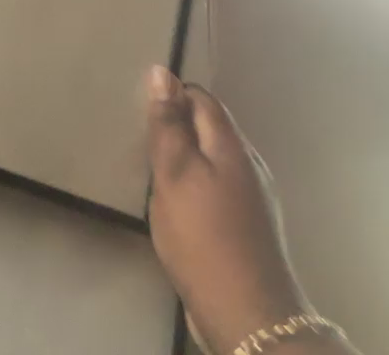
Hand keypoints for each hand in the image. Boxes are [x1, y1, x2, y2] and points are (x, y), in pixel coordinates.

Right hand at [145, 65, 310, 354]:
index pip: (202, 99)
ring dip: (184, 155)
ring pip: (213, 158)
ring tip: (149, 164)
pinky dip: (193, 182)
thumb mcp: (175, 173)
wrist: (247, 314)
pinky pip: (216, 185)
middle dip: (177, 123)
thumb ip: (168, 125)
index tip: (137, 102)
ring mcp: (252, 198)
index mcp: (232, 146)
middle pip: (210, 127)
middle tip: (136, 132)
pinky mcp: (246, 226)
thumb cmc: (203, 235)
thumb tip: (162, 73)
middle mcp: (248, 165)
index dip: (172, 93)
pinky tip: (174, 200)